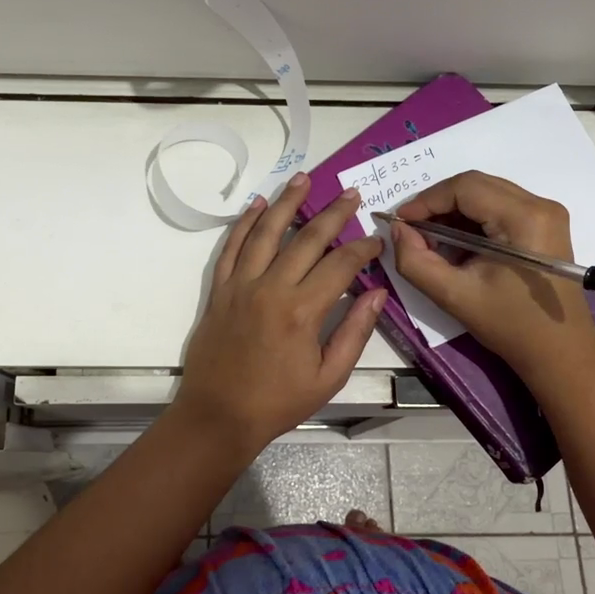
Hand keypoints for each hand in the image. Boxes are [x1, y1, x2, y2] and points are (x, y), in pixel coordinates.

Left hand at [172, 173, 387, 453]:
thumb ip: (354, 332)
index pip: (340, 265)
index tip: (376, 238)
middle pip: (306, 239)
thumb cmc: (278, 402)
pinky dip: (243, 223)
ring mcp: (241, 285)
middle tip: (350, 193)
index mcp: (302, 311)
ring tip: (303, 178)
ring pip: (265, 232)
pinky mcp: (219, 290)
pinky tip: (257, 205)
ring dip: (286, 203)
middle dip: (332, 213)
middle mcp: (271, 288)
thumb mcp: (328, 378)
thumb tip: (376, 293)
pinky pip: (231, 248)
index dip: (362, 248)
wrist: (218, 415)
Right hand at [389, 171, 594, 371]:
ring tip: (432, 240)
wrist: (560, 351)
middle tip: (413, 230)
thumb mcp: (454, 295)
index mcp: (524, 218)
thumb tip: (398, 229)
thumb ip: (415, 260)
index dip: (427, 200)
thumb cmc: (511, 325)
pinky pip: (498, 207)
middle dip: (438, 204)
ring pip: (486, 193)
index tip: (401, 222)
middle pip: (476, 185)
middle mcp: (540, 205)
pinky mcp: (544, 223)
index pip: (465, 188)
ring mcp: (546, 213)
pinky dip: (471, 220)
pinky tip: (456, 244)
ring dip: (453, 212)